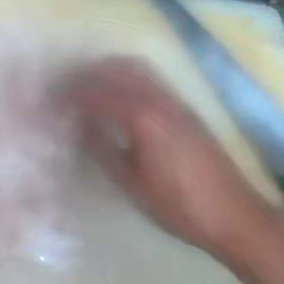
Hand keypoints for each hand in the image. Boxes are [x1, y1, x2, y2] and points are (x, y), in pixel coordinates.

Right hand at [59, 59, 283, 261]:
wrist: (235, 215)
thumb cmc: (179, 207)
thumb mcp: (132, 185)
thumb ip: (102, 149)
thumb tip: (77, 127)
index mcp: (141, 117)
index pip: (96, 93)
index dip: (69, 95)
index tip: (49, 101)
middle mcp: (158, 98)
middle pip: (114, 70)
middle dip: (85, 74)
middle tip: (62, 89)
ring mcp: (174, 99)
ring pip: (133, 68)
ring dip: (105, 71)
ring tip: (84, 88)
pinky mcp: (184, 107)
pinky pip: (148, 77)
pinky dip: (125, 76)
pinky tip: (116, 97)